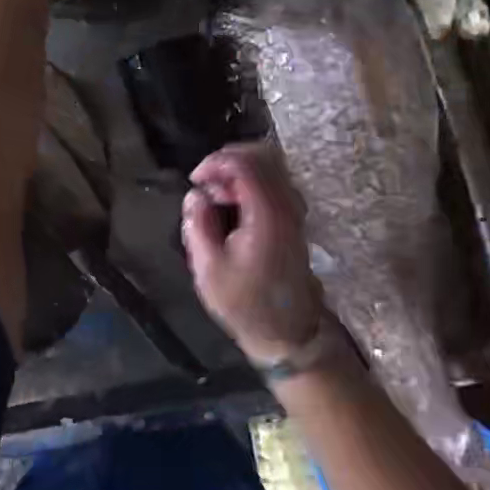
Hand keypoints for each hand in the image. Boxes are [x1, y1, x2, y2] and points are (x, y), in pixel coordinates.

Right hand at [181, 143, 324, 365]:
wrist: (286, 332)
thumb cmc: (243, 302)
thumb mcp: (207, 266)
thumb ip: (198, 223)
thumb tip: (197, 195)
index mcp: (267, 216)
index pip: (246, 165)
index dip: (216, 163)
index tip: (194, 181)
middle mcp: (287, 207)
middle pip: (263, 156)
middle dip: (227, 160)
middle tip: (204, 184)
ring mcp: (295, 212)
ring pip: (270, 167)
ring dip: (238, 171)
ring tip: (215, 197)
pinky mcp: (293, 219)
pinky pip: (273, 182)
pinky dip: (249, 182)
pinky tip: (231, 204)